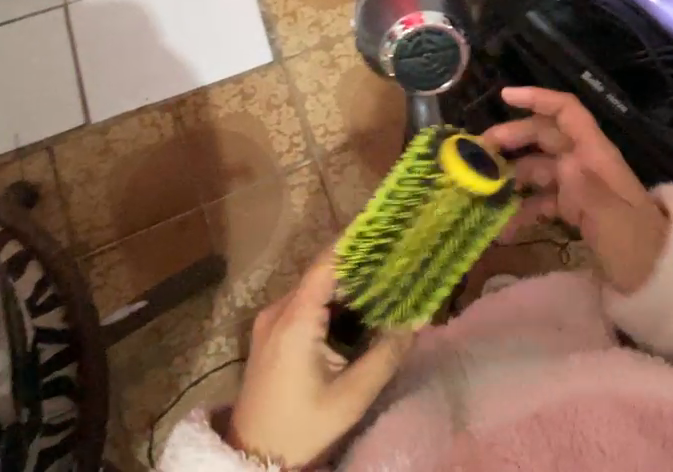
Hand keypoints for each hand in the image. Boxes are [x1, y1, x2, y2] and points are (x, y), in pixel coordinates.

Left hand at [227, 251, 412, 468]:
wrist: (253, 462)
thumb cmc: (301, 428)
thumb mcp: (351, 396)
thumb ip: (387, 353)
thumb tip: (419, 317)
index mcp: (296, 319)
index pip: (329, 261)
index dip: (358, 239)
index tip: (389, 223)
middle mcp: (279, 310)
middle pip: (325, 271)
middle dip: (362, 261)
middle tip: (400, 255)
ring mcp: (272, 322)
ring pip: (317, 287)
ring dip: (350, 283)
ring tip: (388, 278)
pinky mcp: (272, 335)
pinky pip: (307, 303)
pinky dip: (335, 300)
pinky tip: (361, 309)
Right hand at [483, 87, 670, 293]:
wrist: (660, 279)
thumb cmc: (638, 246)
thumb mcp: (614, 220)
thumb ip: (589, 192)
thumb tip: (562, 163)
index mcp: (597, 155)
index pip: (567, 111)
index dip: (537, 98)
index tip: (504, 96)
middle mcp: (586, 163)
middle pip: (546, 136)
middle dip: (513, 138)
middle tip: (478, 153)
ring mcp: (580, 186)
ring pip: (539, 168)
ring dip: (512, 176)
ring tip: (482, 191)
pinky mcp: (576, 210)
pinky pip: (543, 200)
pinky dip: (523, 209)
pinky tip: (503, 229)